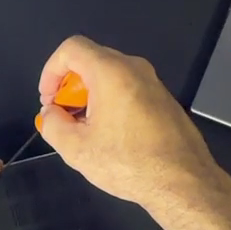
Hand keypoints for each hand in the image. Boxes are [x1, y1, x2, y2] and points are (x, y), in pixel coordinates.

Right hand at [36, 36, 230, 213]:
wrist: (182, 181)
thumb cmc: (128, 163)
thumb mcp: (76, 149)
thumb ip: (53, 125)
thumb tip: (50, 114)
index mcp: (111, 73)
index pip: (71, 48)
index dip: (50, 71)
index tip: (48, 100)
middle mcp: (134, 68)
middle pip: (90, 61)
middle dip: (68, 87)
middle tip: (63, 119)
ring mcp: (152, 82)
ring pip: (109, 76)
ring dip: (88, 98)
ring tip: (84, 132)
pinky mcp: (161, 98)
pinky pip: (126, 89)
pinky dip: (108, 103)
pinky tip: (109, 136)